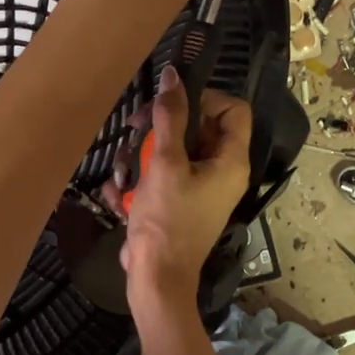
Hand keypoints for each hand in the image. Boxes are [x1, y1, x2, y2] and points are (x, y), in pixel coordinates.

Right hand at [120, 65, 252, 309]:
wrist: (156, 278)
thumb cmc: (166, 220)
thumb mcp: (165, 163)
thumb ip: (170, 117)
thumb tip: (173, 76)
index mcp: (231, 162)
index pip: (233, 110)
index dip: (205, 99)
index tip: (172, 104)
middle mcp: (222, 173)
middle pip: (198, 129)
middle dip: (162, 127)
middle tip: (135, 127)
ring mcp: (200, 190)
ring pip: (173, 153)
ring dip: (143, 156)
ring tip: (123, 170)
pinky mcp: (179, 205)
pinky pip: (160, 179)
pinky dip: (140, 182)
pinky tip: (121, 194)